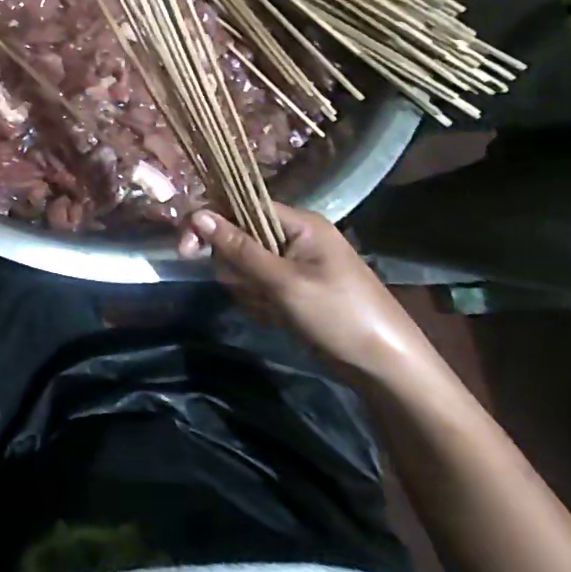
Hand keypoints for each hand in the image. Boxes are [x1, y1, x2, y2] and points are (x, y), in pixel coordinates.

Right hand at [178, 203, 433, 377]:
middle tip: (246, 289)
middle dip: (232, 264)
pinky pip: (254, 283)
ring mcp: (293, 262)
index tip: (186, 251)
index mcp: (299, 223)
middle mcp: (294, 235)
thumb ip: (238, 247)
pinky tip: (275, 315)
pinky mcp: (291, 285)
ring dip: (245, 286)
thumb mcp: (283, 281)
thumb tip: (197, 214)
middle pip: (236, 235)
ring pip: (241, 263)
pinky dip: (256, 299)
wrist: (384, 366)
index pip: (238, 205)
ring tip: (270, 307)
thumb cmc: (339, 315)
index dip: (208, 223)